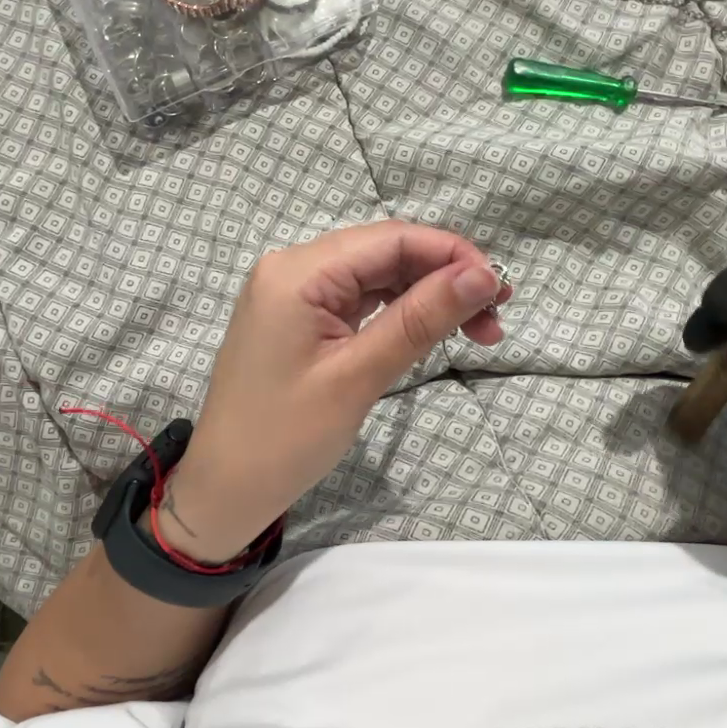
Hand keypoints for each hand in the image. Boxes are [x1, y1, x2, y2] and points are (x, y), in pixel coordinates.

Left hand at [157, 221, 509, 561]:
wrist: (225, 488)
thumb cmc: (285, 438)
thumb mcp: (359, 377)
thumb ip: (420, 319)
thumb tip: (482, 276)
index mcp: (298, 272)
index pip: (391, 239)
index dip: (452, 255)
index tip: (501, 290)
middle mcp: (292, 268)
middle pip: (385, 252)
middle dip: (445, 278)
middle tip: (496, 319)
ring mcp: (292, 293)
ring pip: (376, 275)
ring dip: (427, 296)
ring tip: (478, 330)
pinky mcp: (298, 318)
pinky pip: (358, 299)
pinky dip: (398, 312)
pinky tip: (430, 330)